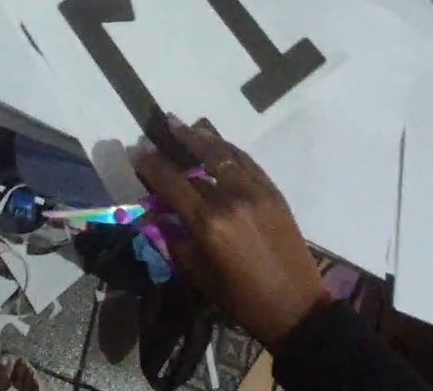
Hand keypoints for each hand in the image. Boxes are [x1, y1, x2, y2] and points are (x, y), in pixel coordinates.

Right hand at [133, 118, 327, 347]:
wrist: (295, 309)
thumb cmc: (240, 298)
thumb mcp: (197, 274)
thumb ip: (173, 239)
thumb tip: (154, 213)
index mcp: (207, 223)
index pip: (170, 181)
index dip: (150, 163)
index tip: (136, 150)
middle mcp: (230, 199)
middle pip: (197, 158)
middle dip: (176, 140)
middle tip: (163, 124)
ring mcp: (254, 191)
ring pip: (223, 152)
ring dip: (202, 136)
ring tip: (185, 125)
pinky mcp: (273, 191)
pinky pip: (246, 161)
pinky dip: (227, 149)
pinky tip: (216, 143)